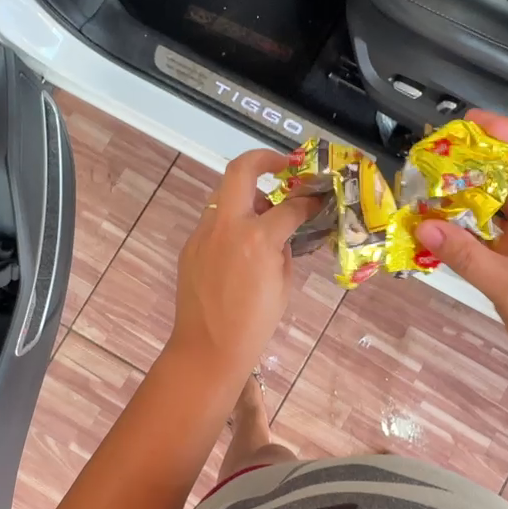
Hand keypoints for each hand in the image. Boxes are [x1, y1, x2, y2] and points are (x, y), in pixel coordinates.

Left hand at [170, 149, 323, 376]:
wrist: (208, 348)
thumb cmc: (254, 324)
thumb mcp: (283, 284)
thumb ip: (283, 248)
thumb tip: (284, 230)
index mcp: (257, 238)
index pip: (290, 206)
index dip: (308, 201)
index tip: (317, 199)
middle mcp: (227, 226)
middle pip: (241, 171)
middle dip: (264, 159)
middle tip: (284, 166)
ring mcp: (203, 233)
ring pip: (223, 195)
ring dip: (247, 195)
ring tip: (264, 215)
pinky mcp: (190, 246)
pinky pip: (214, 222)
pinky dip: (232, 222)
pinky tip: (242, 246)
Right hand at [413, 110, 507, 383]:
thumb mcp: (505, 286)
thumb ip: (463, 255)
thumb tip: (422, 225)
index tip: (480, 127)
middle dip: (488, 153)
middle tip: (447, 148)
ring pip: (506, 195)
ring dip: (475, 185)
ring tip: (437, 177)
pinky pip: (493, 224)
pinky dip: (469, 217)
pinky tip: (441, 216)